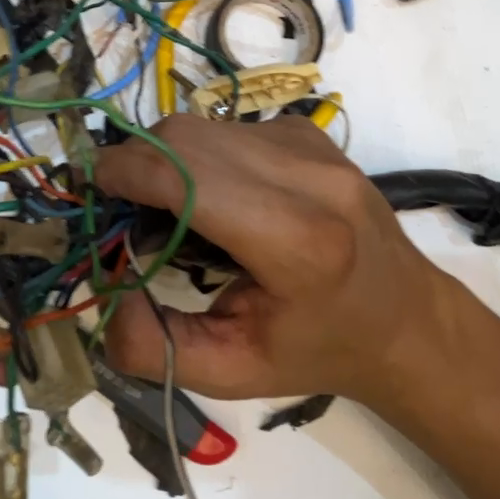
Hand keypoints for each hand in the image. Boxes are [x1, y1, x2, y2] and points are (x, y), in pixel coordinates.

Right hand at [95, 114, 454, 402]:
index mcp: (295, 241)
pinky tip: (216, 196)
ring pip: (201, 126)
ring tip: (170, 207)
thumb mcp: (234, 372)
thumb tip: (103, 292)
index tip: (94, 191)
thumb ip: (154, 345)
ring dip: (166, 158)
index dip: (126, 173)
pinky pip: (227, 128)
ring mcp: (312, 147)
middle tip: (124, 206)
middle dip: (136, 162)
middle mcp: (308, 178)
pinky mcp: (308, 133)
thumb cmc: (319, 351)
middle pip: (185, 139)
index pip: (186, 177)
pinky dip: (201, 155)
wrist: (405, 320)